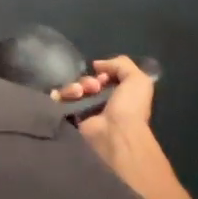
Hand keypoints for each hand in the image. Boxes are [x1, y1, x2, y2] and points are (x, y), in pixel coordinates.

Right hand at [70, 56, 159, 172]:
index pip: (103, 78)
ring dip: (74, 87)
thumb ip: (121, 64)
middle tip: (92, 87)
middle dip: (87, 80)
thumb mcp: (138, 80)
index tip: (103, 77)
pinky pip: (59, 100)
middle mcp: (101, 104)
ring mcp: (85, 111)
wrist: (116, 134)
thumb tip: (97, 65)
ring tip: (80, 93)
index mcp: (118, 96)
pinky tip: (62, 96)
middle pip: (85, 82)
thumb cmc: (130, 108)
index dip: (102, 73)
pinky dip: (59, 95)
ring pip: (72, 89)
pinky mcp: (70, 118)